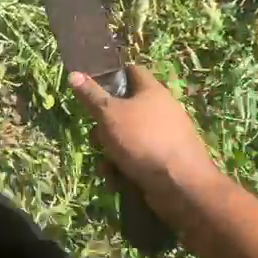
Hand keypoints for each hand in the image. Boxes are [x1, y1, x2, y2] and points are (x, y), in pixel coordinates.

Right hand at [68, 66, 224, 210]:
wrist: (183, 187)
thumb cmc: (143, 140)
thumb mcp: (109, 114)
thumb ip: (91, 95)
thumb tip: (74, 74)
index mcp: (152, 91)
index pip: (130, 70)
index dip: (110, 74)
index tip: (91, 86)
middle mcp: (161, 110)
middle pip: (125, 107)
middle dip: (105, 122)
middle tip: (95, 133)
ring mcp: (165, 136)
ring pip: (128, 135)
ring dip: (111, 149)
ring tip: (104, 163)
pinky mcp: (166, 160)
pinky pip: (138, 156)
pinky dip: (124, 165)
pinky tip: (116, 177)